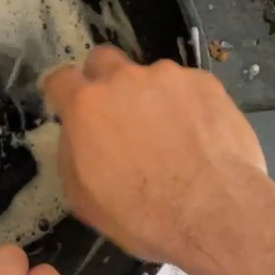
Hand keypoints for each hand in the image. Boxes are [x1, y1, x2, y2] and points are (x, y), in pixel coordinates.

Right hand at [42, 46, 268, 264]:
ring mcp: (167, 76)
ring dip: (152, 98)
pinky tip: (200, 137)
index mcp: (87, 105)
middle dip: (104, 79)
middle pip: (103, 59)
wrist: (214, 213)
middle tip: (118, 112)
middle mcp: (124, 79)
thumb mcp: (83, 198)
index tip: (66, 101)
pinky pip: (187, 87)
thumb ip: (71, 154)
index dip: (61, 90)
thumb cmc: (142, 214)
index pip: (61, 78)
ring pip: (150, 77)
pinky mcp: (204, 82)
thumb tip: (78, 136)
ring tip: (173, 136)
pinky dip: (188, 106)